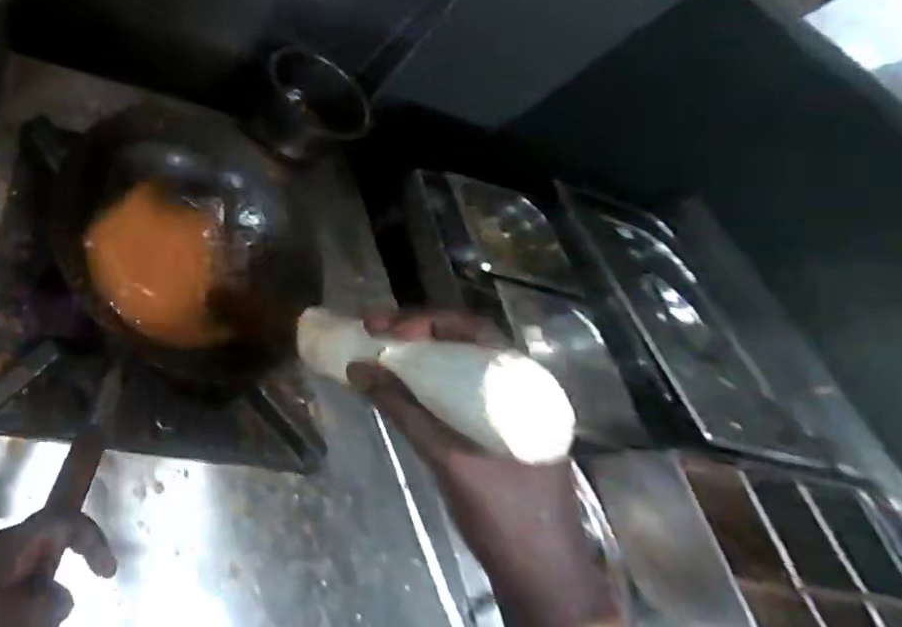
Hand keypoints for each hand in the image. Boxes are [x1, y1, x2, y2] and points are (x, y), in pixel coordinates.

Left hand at [0, 510, 117, 626]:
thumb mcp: (7, 612)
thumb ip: (42, 603)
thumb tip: (64, 595)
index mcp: (15, 542)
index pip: (63, 519)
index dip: (91, 536)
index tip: (108, 572)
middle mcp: (6, 548)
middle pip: (49, 551)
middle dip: (58, 579)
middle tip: (50, 605)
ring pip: (31, 583)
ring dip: (34, 608)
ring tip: (15, 619)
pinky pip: (13, 599)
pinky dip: (19, 612)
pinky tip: (8, 618)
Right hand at [348, 309, 617, 626]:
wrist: (546, 581)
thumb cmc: (504, 514)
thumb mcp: (447, 458)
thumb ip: (402, 409)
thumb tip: (356, 367)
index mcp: (522, 386)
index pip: (470, 328)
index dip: (422, 320)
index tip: (382, 329)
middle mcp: (519, 389)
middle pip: (461, 340)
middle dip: (412, 331)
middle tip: (371, 331)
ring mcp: (509, 411)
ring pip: (458, 363)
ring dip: (417, 354)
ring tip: (378, 352)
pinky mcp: (497, 432)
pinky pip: (459, 388)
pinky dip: (426, 378)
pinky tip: (401, 385)